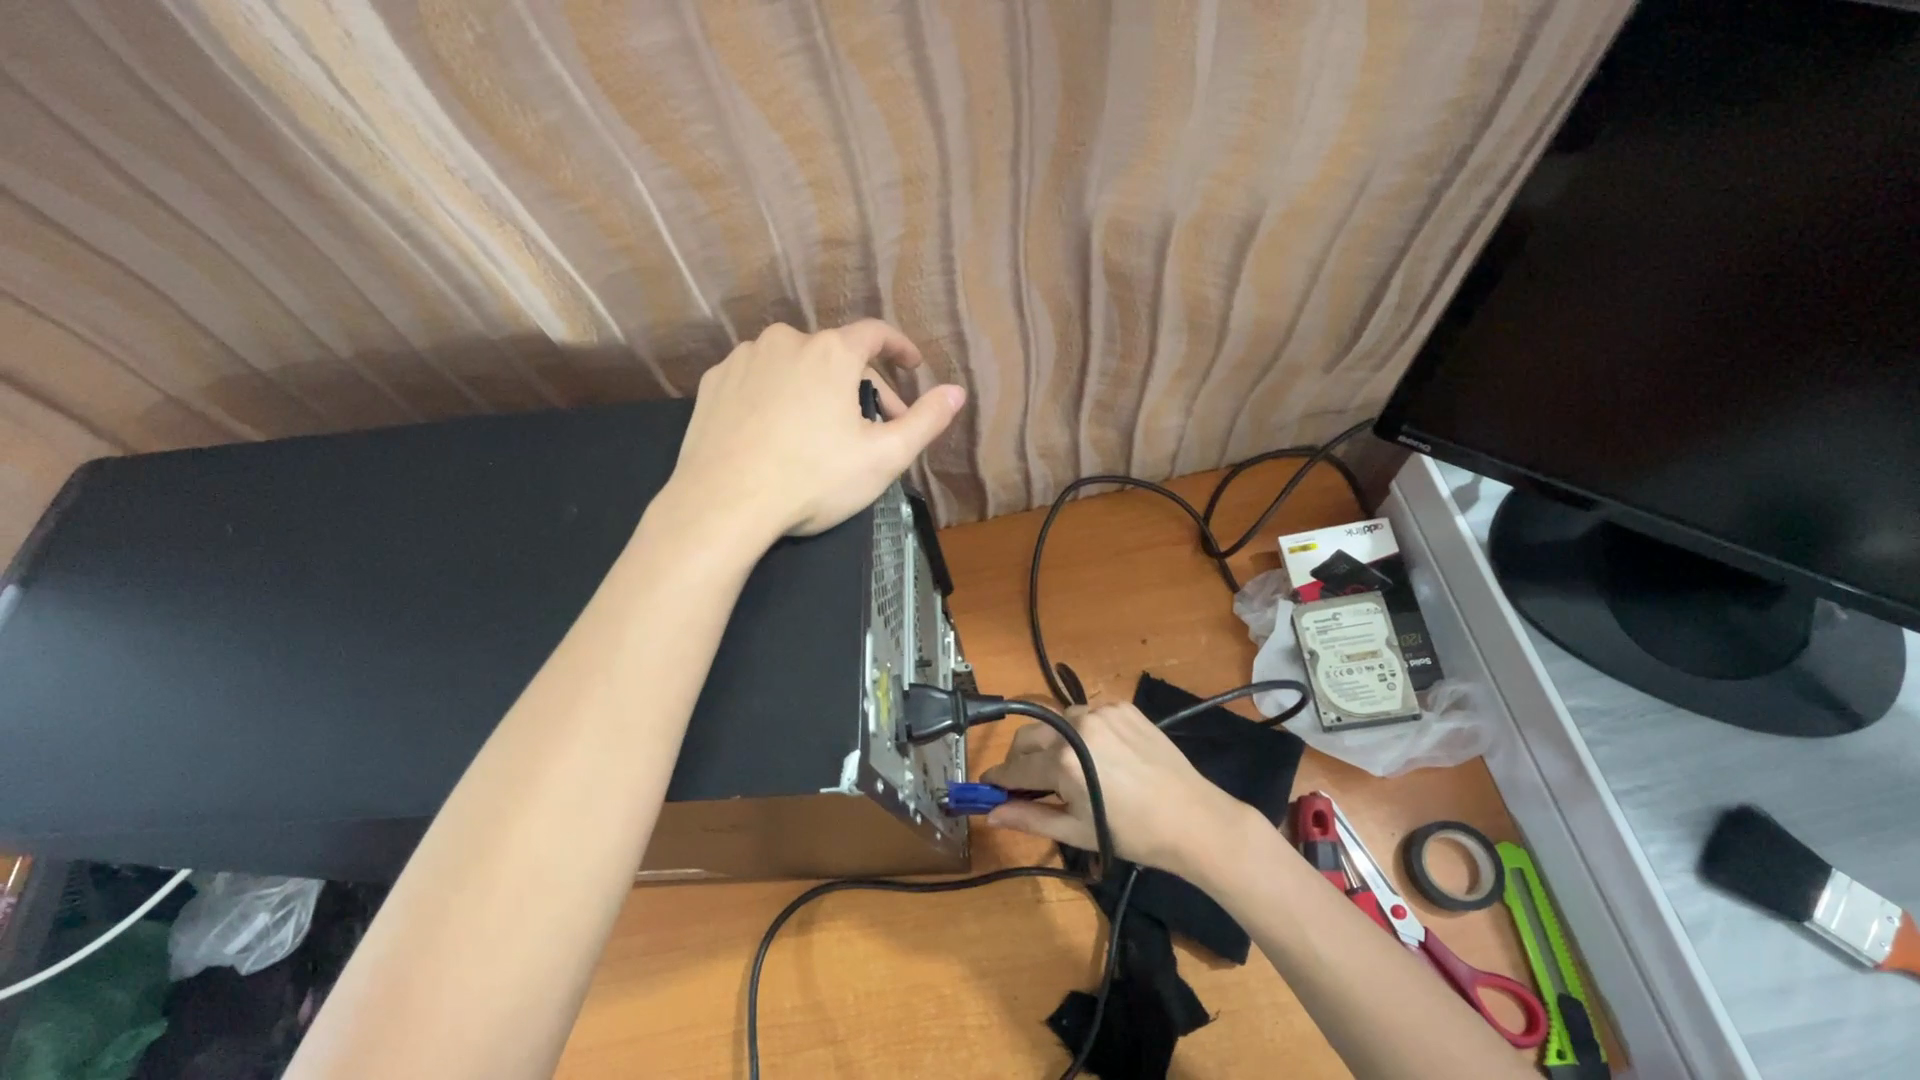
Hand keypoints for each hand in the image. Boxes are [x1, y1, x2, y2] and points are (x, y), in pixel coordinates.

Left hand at [662, 320, 965, 541]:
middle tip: (874, 427)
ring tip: (822, 431)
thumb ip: (925, 420)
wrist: (723, 504)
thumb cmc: (812, 479)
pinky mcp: (714, 383)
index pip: (875, 333)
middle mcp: (786, 341)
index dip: (900, 348)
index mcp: (831, 352)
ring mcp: (744, 359)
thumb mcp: (884, 457)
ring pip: (795, 365)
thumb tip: (957, 392)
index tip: (912, 366)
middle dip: (862, 385)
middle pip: (836, 355)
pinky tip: (778, 432)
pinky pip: (759, 379)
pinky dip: (777, 396)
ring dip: (817, 388)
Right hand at [980, 703, 1256, 877]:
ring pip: (1055, 722)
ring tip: (1066, 770)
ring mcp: (1101, 712)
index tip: (987, 788)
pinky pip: (1085, 713)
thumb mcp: (1076, 830)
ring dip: (1049, 743)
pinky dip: (1079, 731)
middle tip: (1027, 784)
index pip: (1014, 768)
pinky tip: (1095, 755)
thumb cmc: (1132, 833)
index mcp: (1063, 762)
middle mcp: (1076, 727)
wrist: (1192, 818)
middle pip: (1027, 737)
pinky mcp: (1122, 706)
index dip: (997, 780)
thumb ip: (1029, 819)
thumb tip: (991, 814)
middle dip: (1020, 760)